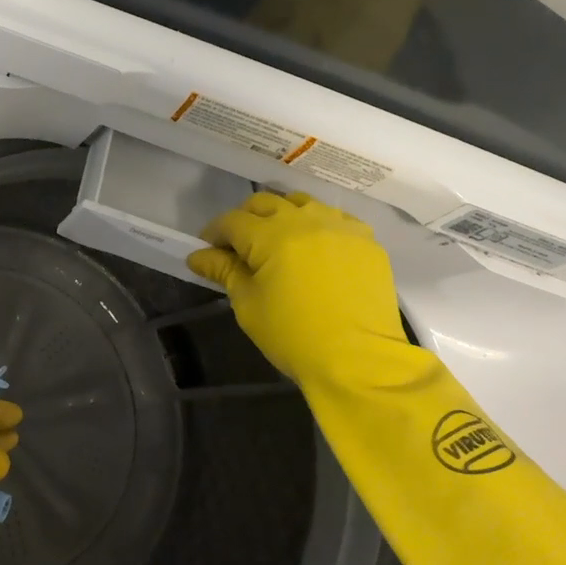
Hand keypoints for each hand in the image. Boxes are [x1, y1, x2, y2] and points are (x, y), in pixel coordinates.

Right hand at [187, 192, 407, 382]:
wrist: (358, 361)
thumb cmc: (293, 336)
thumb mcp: (248, 305)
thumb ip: (225, 272)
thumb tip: (199, 256)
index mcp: (271, 236)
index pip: (232, 221)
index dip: (214, 233)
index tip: (207, 251)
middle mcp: (305, 221)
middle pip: (265, 203)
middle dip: (245, 220)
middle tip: (240, 246)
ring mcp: (340, 227)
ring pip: (302, 204)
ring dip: (283, 216)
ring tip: (280, 242)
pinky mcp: (366, 240)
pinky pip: (336, 219)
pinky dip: (318, 226)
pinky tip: (316, 249)